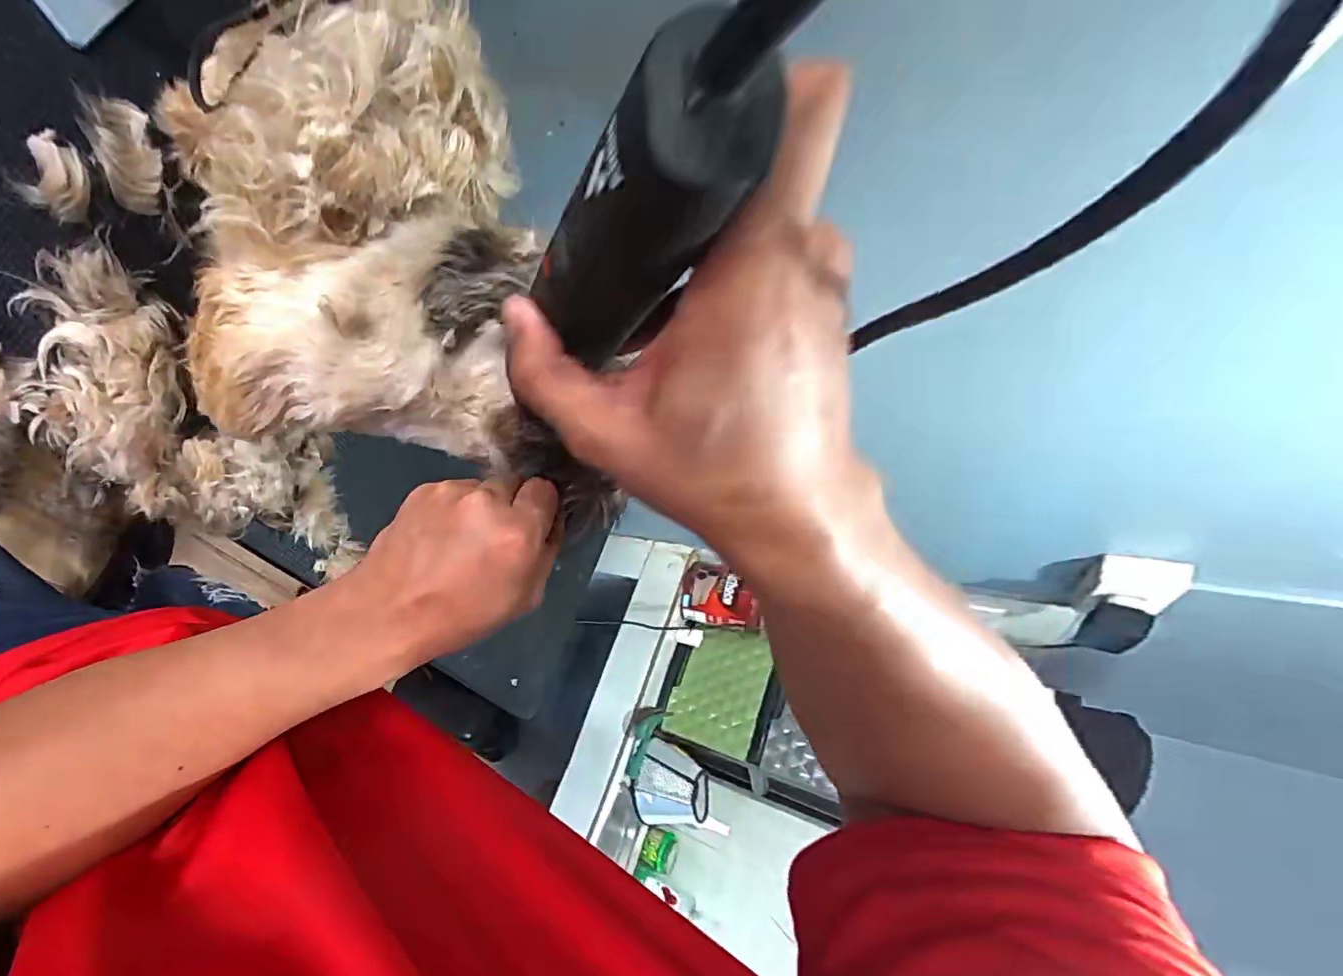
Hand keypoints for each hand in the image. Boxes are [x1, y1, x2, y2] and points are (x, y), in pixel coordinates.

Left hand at [342, 477, 560, 661]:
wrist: (390, 610)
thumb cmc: (461, 616)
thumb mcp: (523, 599)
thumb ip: (545, 552)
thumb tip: (548, 523)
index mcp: (518, 530)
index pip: (545, 489)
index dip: (539, 508)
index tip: (529, 526)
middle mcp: (486, 500)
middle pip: (513, 483)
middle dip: (509, 505)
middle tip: (491, 537)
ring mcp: (451, 491)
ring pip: (479, 486)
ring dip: (478, 505)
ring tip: (456, 539)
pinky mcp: (422, 490)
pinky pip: (450, 491)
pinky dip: (449, 508)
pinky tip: (434, 535)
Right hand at [505, 62, 868, 576]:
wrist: (792, 511)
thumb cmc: (701, 468)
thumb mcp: (601, 430)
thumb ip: (545, 371)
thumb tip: (513, 314)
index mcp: (751, 264)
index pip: (802, 117)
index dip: (753, 97)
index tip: (692, 129)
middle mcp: (803, 249)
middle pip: (751, 172)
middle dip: (695, 195)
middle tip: (638, 251)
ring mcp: (825, 272)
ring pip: (761, 214)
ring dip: (711, 239)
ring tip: (662, 296)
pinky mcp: (829, 297)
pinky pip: (778, 249)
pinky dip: (736, 267)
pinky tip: (698, 324)